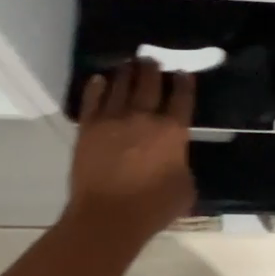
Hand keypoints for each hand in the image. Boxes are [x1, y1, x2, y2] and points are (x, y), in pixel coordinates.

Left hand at [65, 60, 196, 237]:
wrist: (108, 216)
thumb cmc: (153, 208)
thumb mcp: (185, 190)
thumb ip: (183, 166)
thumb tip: (176, 160)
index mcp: (173, 131)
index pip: (182, 98)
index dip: (184, 83)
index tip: (183, 73)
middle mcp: (145, 117)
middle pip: (149, 83)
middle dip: (152, 68)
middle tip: (151, 59)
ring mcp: (113, 119)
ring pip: (120, 85)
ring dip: (126, 72)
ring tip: (128, 63)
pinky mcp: (89, 127)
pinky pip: (92, 99)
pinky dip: (96, 87)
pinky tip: (99, 79)